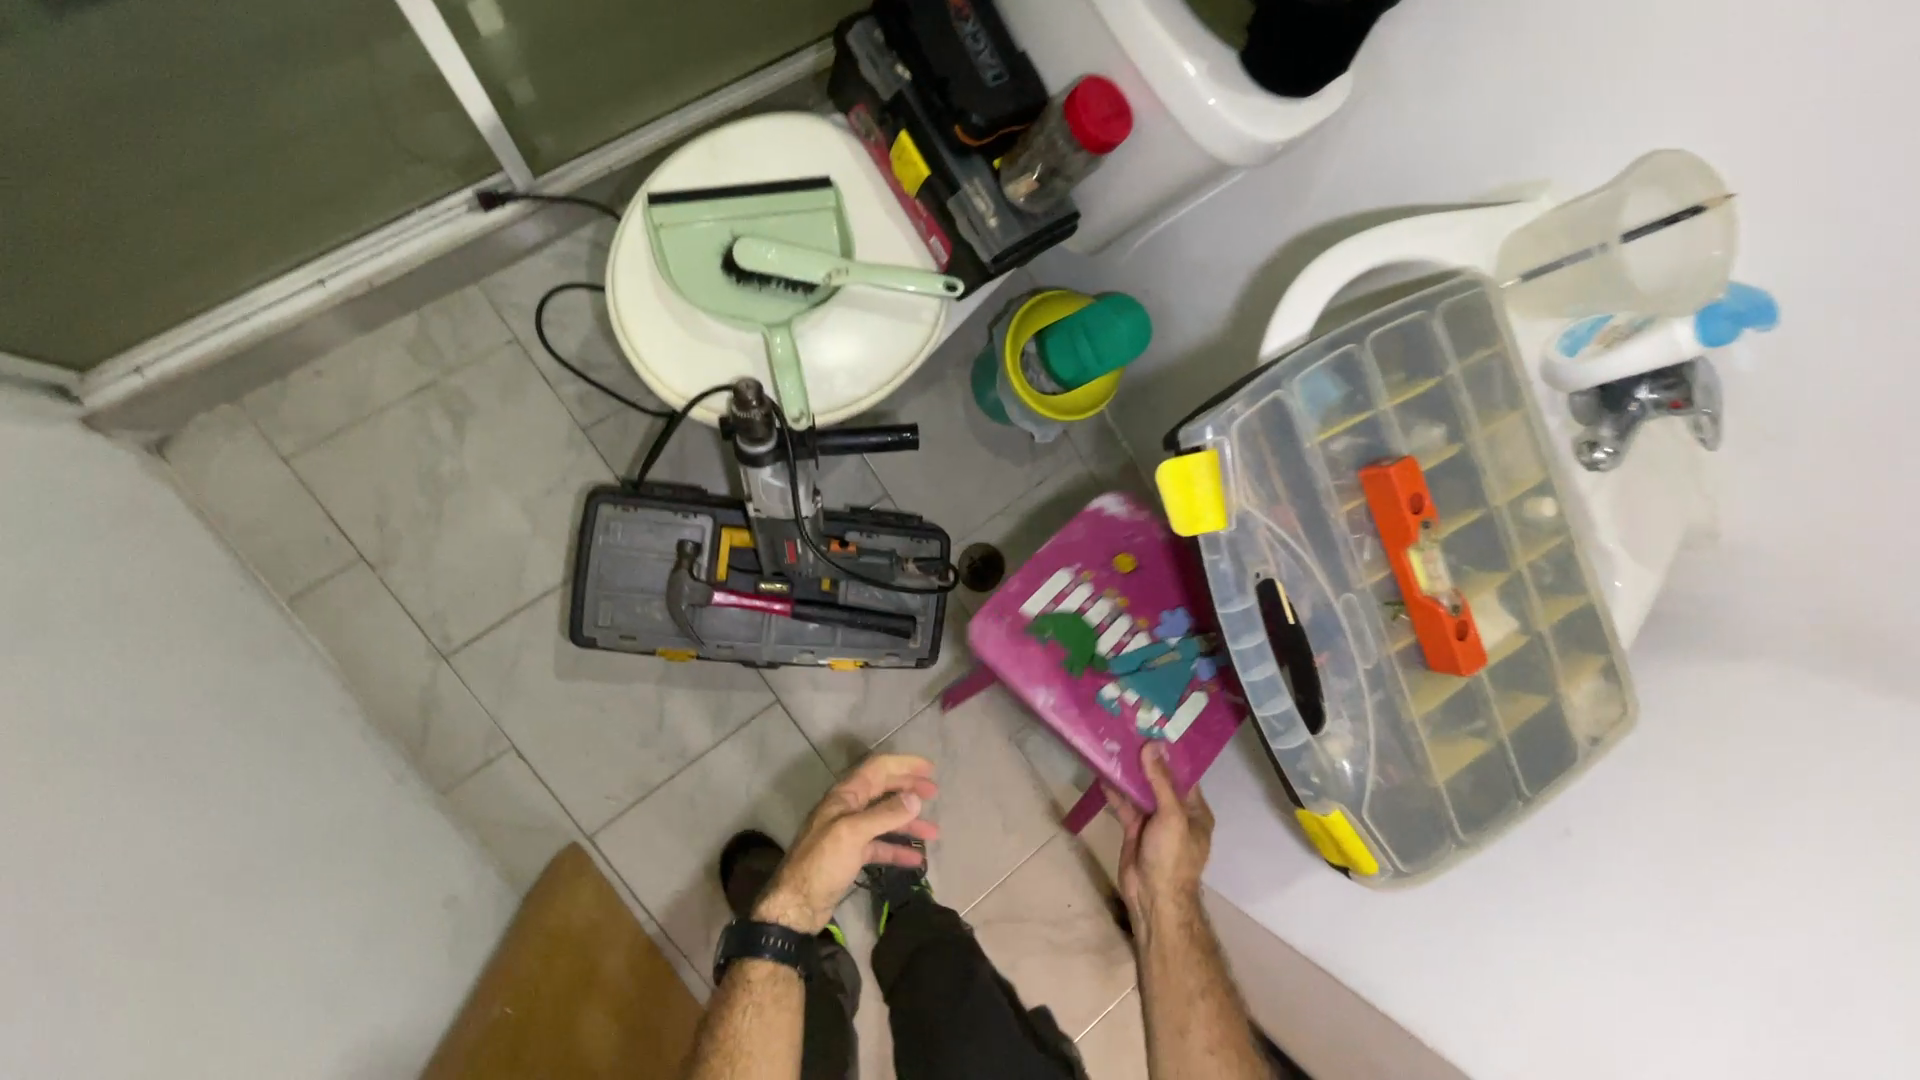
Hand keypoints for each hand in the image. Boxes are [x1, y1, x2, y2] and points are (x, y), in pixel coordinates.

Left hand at [753, 754, 940, 933]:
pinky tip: (916, 859)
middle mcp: (847, 809)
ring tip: (934, 832)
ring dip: (908, 823)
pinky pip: (880, 846)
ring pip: (884, 820)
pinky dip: (897, 849)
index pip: (878, 768)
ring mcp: (849, 833)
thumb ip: (885, 814)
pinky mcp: (851, 856)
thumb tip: (915, 798)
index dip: (904, 764)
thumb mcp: (854, 834)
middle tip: (934, 794)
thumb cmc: (822, 863)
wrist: (796, 905)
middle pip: (883, 790)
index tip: (930, 769)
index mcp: (845, 796)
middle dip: (909, 789)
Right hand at [1106, 742, 1213, 926]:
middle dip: (1144, 760)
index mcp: (1194, 810)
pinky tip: (1102, 773)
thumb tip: (1153, 745)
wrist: (1153, 898)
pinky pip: (1125, 805)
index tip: (1153, 729)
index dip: (1169, 754)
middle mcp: (1175, 812)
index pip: (1183, 775)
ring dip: (1127, 773)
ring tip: (1112, 746)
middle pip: (1159, 780)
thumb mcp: (1171, 816)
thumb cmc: (1173, 856)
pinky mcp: (1134, 830)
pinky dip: (1114, 791)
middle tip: (1127, 732)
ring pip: (1140, 791)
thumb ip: (1160, 781)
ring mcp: (1153, 821)